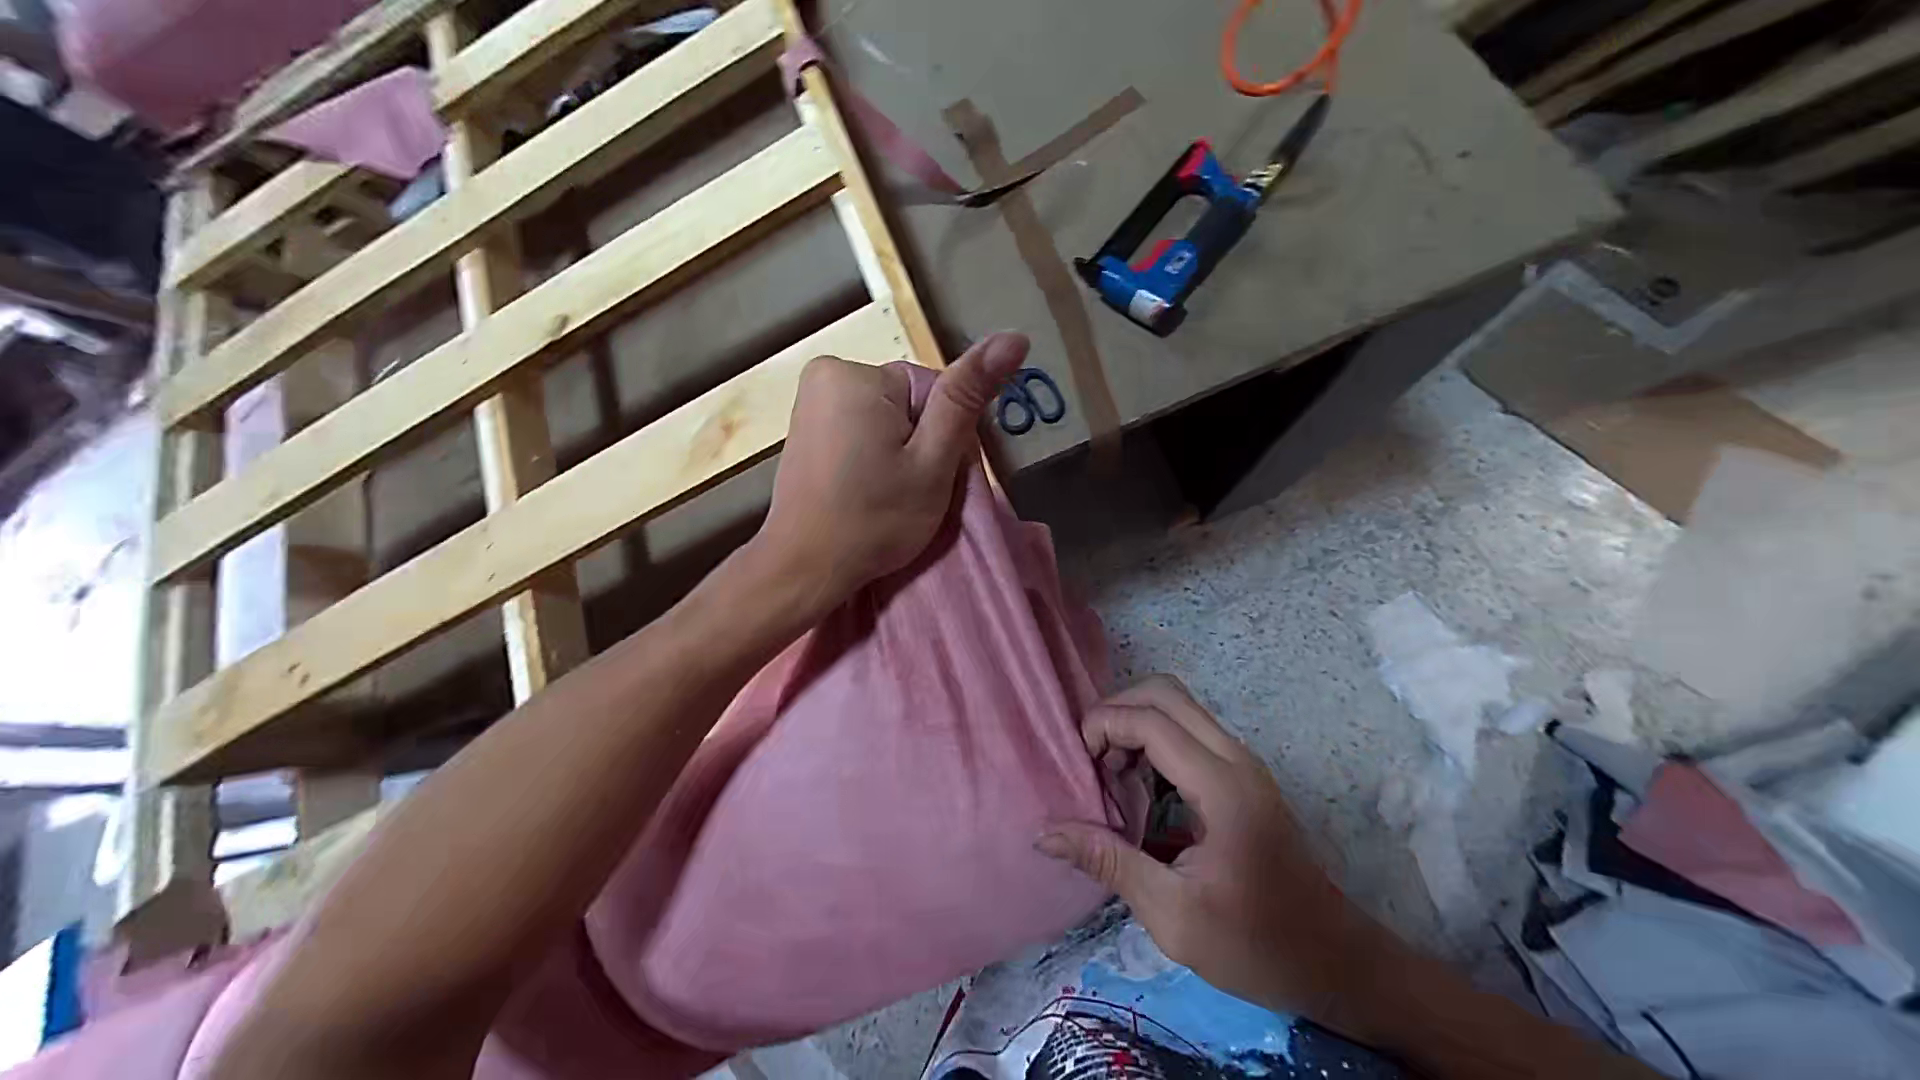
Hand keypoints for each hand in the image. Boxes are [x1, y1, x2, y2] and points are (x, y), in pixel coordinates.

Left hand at [756, 332, 1028, 606]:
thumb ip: (967, 397)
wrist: (806, 568)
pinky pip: (860, 430)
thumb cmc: (875, 519)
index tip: (930, 476)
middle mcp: (825, 374)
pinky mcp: (804, 428)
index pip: (934, 391)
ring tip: (885, 493)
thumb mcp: (933, 461)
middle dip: (918, 443)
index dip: (942, 436)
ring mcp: (809, 401)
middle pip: (908, 403)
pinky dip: (872, 456)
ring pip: (887, 418)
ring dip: (896, 453)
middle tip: (908, 490)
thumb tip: (1014, 337)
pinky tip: (865, 489)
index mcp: (855, 374)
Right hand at [1038, 676, 1386, 1015]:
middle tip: (1093, 761)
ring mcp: (1242, 764)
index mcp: (1222, 787)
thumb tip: (1044, 834)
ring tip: (1111, 776)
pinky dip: (1152, 741)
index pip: (1151, 719)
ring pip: (1177, 706)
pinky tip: (1138, 788)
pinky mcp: (1241, 776)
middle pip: (1165, 692)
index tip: (1078, 765)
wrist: (1334, 962)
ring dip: (1134, 724)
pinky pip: (1187, 731)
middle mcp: (1235, 759)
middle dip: (1116, 712)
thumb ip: (1108, 862)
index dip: (1104, 725)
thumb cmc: (1256, 945)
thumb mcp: (1172, 915)